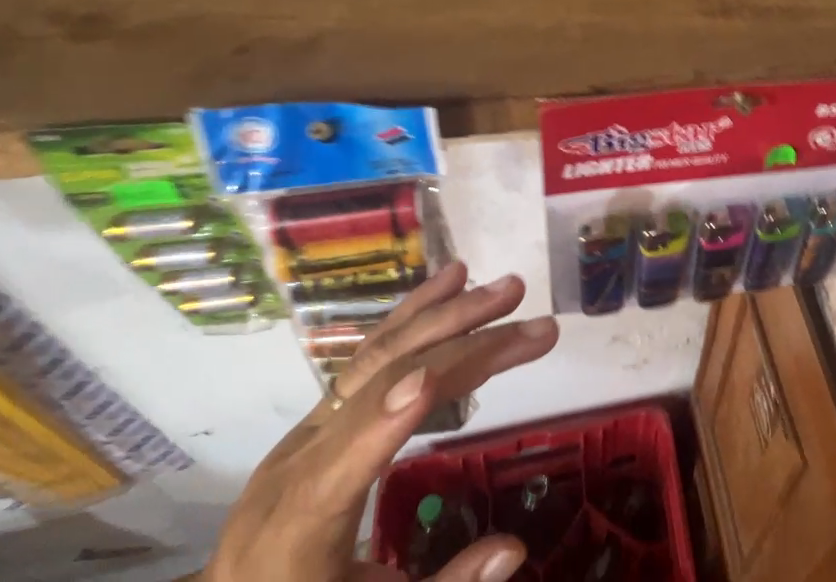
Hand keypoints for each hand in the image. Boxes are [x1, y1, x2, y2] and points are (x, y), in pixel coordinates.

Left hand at [200, 262, 559, 581]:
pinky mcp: (320, 417)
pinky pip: (367, 359)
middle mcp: (300, 462)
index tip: (435, 379)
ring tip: (505, 289)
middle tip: (535, 326)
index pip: (342, 465)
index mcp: (300, 526)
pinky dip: (413, 318)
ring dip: (444, 317)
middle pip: (379, 388)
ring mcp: (308, 431)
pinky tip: (448, 288)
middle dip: (459, 347)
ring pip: (376, 359)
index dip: (385, 421)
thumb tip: (515, 547)